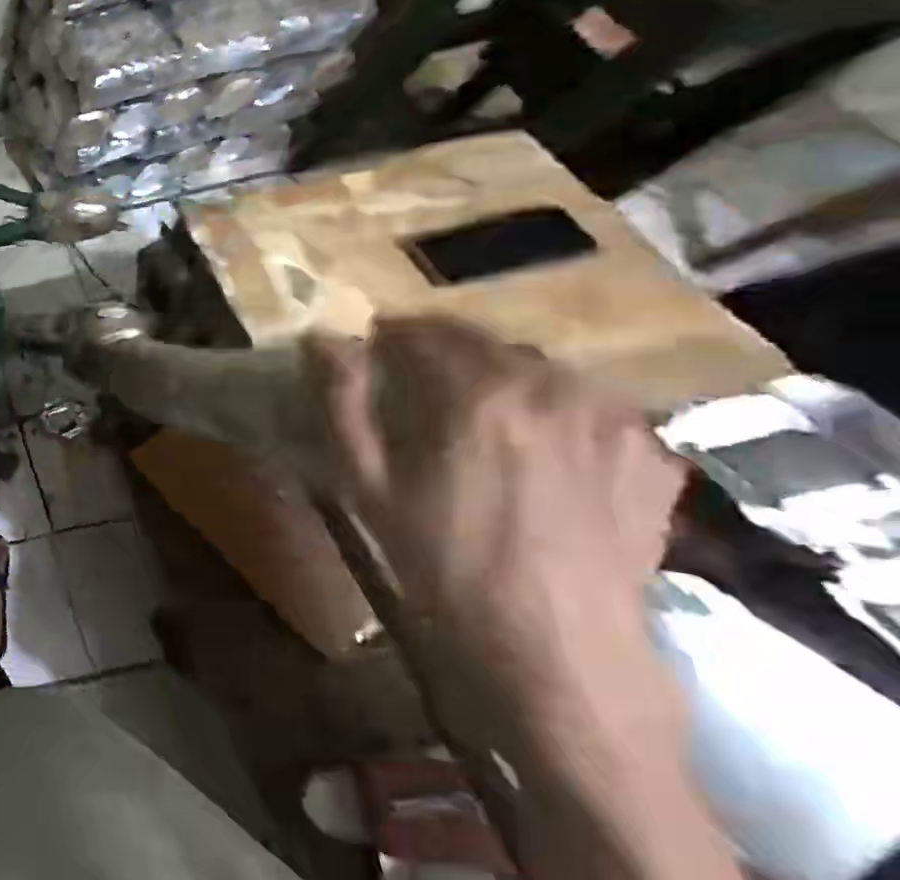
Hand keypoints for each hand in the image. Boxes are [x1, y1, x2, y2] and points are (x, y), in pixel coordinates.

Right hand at [306, 318, 684, 691]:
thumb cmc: (441, 560)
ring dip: (502, 377)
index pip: (426, 330)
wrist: (554, 646)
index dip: (392, 335)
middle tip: (419, 388)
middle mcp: (555, 386)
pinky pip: (592, 405)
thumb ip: (342, 399)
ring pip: (543, 369)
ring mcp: (615, 417)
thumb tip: (323, 338)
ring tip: (481, 418)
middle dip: (446, 354)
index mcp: (478, 391)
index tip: (373, 351)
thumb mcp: (364, 481)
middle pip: (486, 342)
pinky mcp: (652, 453)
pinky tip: (541, 450)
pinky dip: (556, 409)